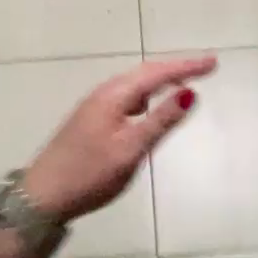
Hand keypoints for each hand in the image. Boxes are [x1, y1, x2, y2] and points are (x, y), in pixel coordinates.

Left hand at [19, 56, 216, 221]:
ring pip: (135, 84)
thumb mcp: (130, 149)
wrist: (43, 195)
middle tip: (206, 68)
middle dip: (176, 68)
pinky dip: (146, 93)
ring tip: (184, 81)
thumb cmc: (89, 173)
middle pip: (145, 72)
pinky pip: (127, 96)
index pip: (157, 73)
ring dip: (161, 79)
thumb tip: (190, 92)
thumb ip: (160, 120)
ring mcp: (95, 106)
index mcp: (114, 95)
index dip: (186, 67)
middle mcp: (104, 93)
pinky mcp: (91, 120)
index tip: (213, 63)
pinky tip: (150, 105)